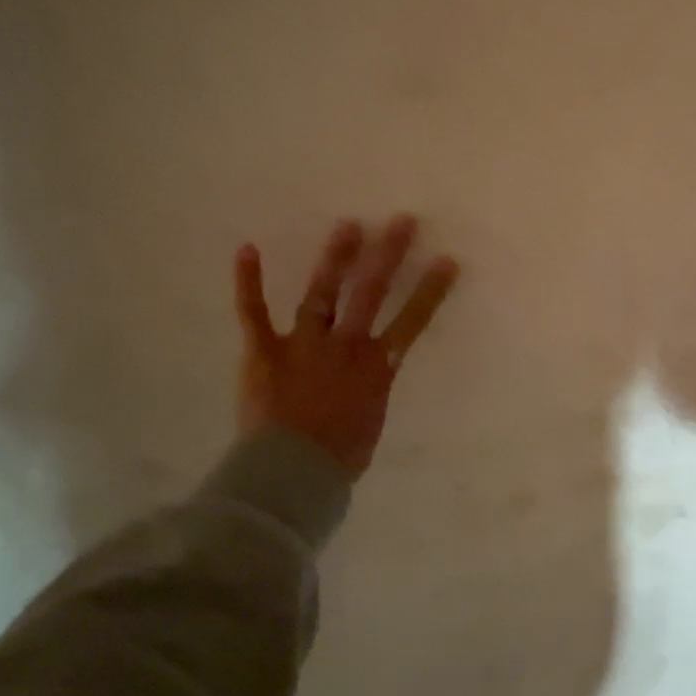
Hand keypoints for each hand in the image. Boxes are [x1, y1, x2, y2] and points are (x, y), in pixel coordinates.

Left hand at [234, 215, 458, 477]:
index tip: (447, 261)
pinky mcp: (264, 352)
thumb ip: (368, 393)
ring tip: (348, 226)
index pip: (411, 322)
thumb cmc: (339, 458)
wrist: (292, 473)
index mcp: (376, 367)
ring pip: (322, 294)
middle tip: (402, 222)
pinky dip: (250, 283)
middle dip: (388, 256)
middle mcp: (345, 346)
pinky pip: (255, 314)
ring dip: (335, 259)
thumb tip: (366, 386)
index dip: (430, 291)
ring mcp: (304, 345)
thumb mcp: (369, 422)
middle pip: (371, 293)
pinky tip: (248, 249)